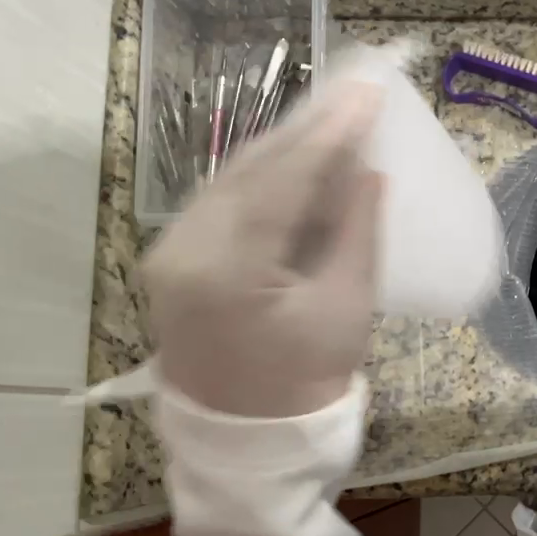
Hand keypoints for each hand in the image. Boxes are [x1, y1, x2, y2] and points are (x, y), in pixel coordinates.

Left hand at [145, 86, 383, 417]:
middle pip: (248, 170)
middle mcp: (183, 250)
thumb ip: (357, 235)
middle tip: (348, 97)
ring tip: (329, 122)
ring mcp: (169, 254)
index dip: (329, 135)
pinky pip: (221, 204)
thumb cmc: (307, 383)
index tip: (364, 95)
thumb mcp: (346, 309)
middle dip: (303, 131)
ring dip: (282, 151)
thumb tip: (368, 173)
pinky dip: (262, 180)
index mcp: (228, 270)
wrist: (249, 440)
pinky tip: (295, 164)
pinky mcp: (173, 261)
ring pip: (230, 181)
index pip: (282, 181)